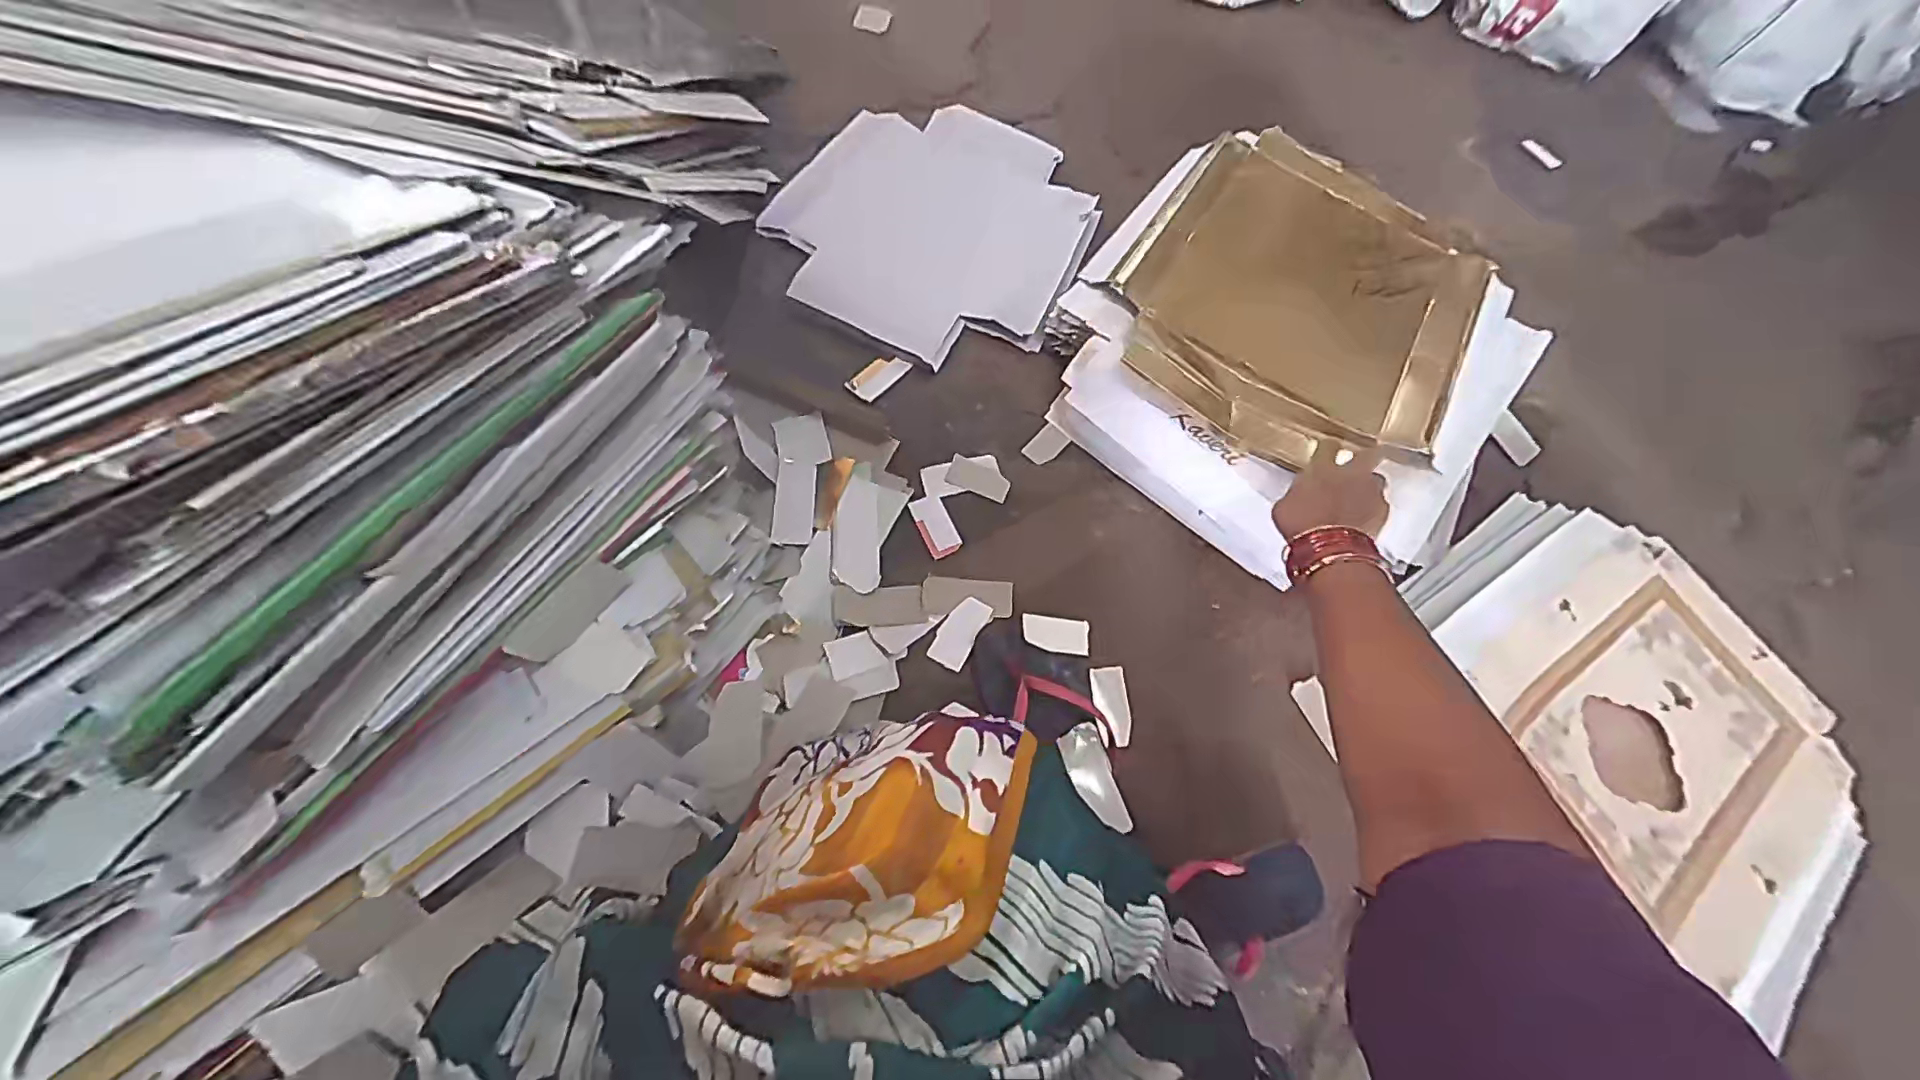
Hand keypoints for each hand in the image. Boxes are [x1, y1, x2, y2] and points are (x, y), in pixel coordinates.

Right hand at [1273, 444, 1388, 541]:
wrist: (1329, 547)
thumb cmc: (1302, 526)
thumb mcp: (1283, 507)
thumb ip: (1296, 494)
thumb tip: (1296, 497)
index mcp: (1320, 469)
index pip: (1328, 447)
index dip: (1327, 448)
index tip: (1327, 449)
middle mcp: (1349, 474)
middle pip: (1367, 453)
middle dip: (1364, 457)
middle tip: (1358, 463)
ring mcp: (1369, 490)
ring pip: (1377, 479)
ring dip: (1369, 485)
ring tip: (1359, 496)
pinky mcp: (1382, 510)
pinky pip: (1381, 504)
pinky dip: (1373, 509)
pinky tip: (1363, 518)